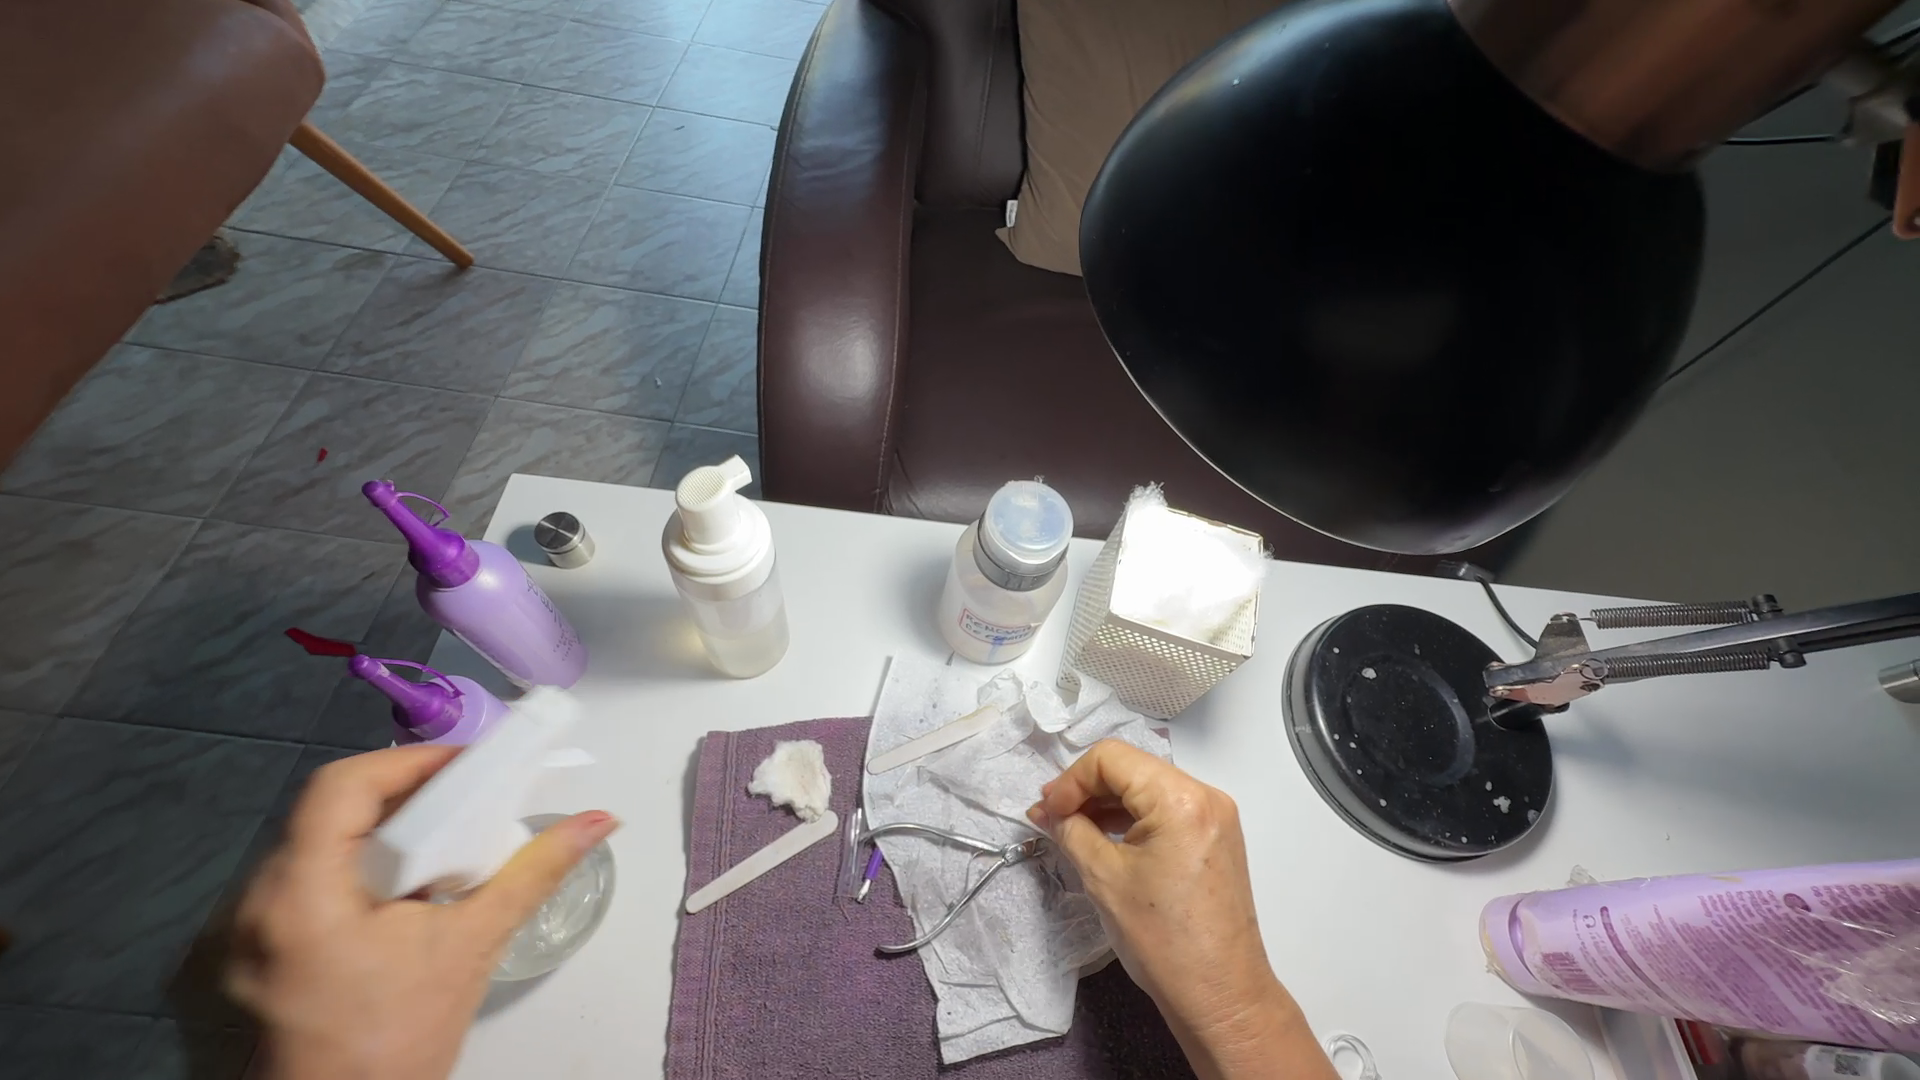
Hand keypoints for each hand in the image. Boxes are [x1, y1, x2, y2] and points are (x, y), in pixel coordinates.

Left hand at [226, 745, 619, 1079]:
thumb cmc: (398, 1040)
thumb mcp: (476, 945)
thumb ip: (536, 871)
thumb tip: (600, 820)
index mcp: (301, 898)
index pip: (342, 788)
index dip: (410, 761)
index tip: (471, 768)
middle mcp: (255, 905)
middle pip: (332, 810)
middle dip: (409, 791)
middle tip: (473, 796)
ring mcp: (244, 933)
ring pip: (320, 841)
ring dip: (388, 826)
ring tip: (449, 834)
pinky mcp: (253, 951)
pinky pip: (310, 876)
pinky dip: (365, 861)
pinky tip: (409, 884)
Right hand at [1029, 740, 1332, 1079]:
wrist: (1222, 999)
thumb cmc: (1162, 940)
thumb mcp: (1103, 878)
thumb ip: (1071, 830)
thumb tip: (1048, 812)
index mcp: (1180, 798)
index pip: (1111, 759)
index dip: (1071, 780)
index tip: (1048, 811)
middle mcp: (1204, 795)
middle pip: (1130, 768)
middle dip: (1085, 789)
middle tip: (1051, 816)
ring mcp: (1214, 815)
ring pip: (1145, 787)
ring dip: (1105, 803)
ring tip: (1070, 828)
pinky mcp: (1214, 836)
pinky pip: (1163, 809)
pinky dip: (1130, 817)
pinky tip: (1102, 837)